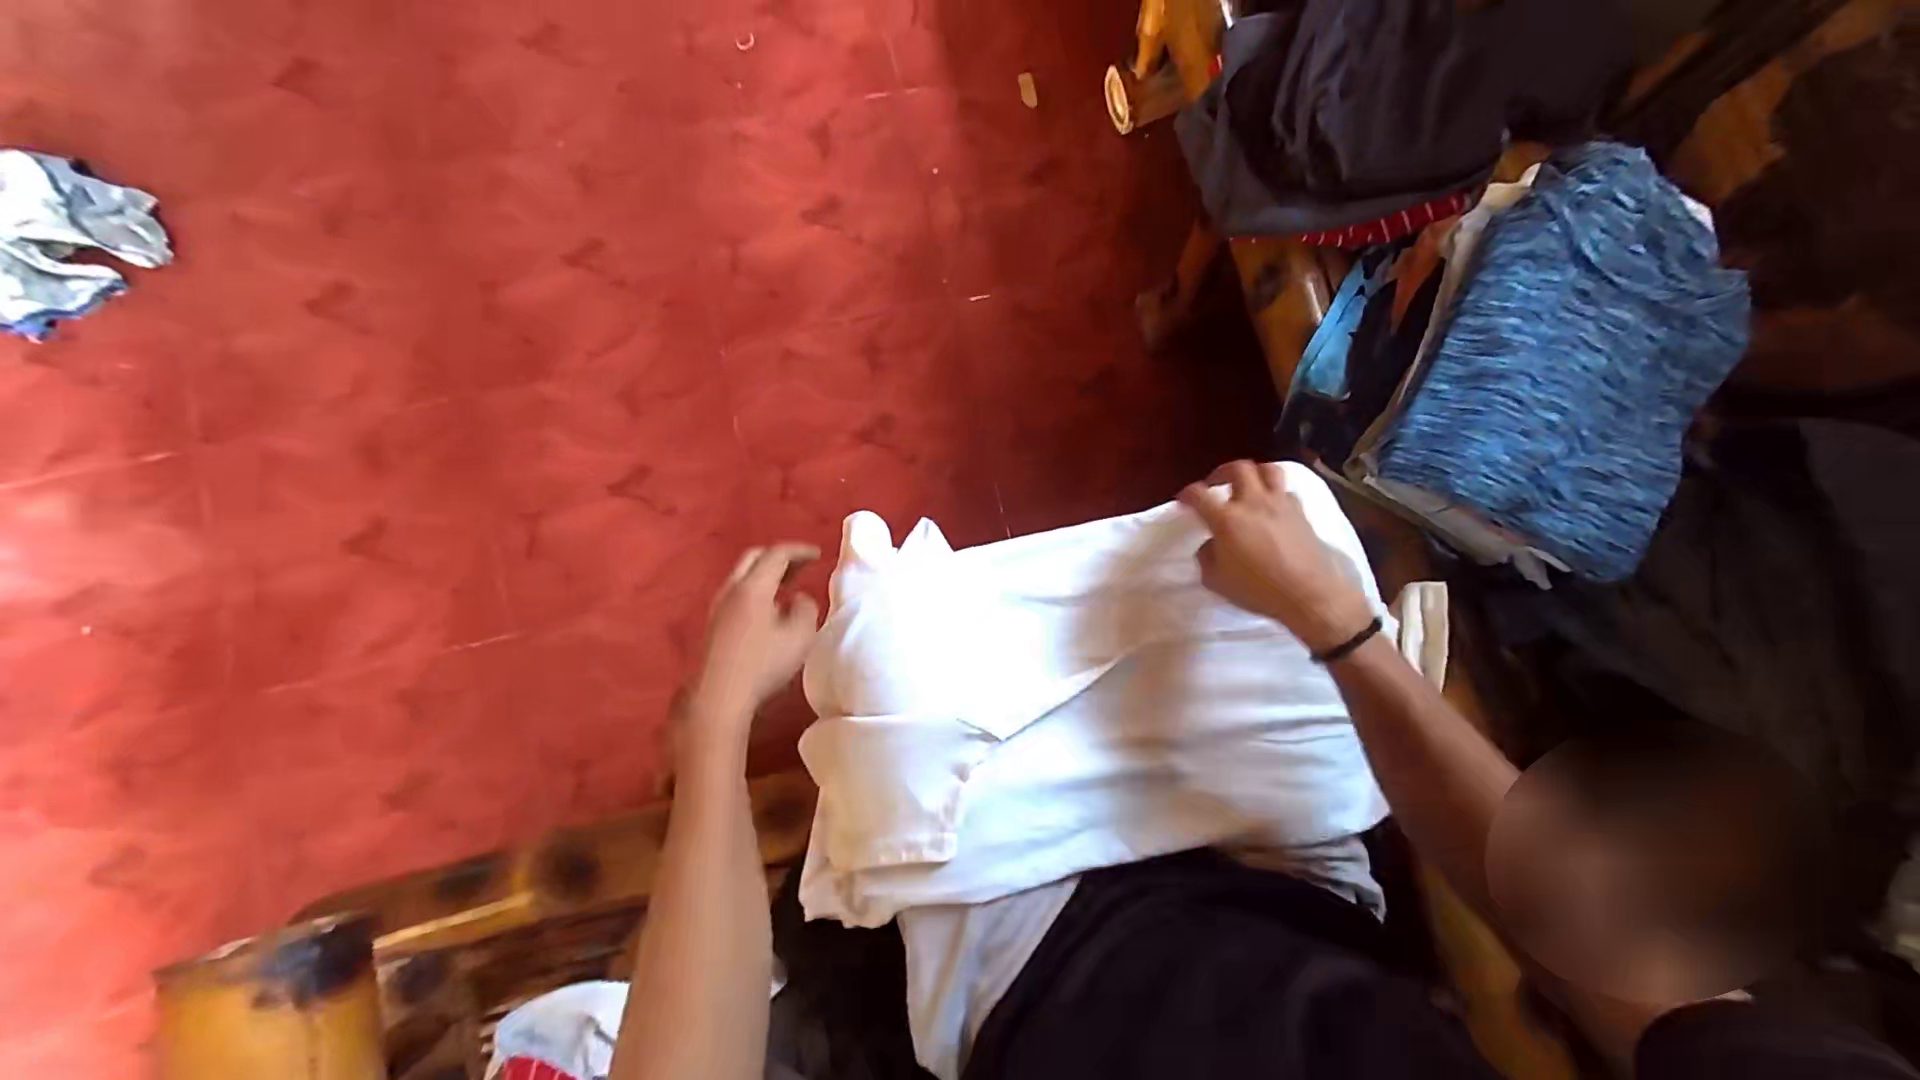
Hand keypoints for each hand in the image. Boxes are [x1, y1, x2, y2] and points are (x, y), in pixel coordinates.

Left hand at [689, 543, 821, 723]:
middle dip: (780, 557)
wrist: (717, 697)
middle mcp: (731, 591)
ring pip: (743, 577)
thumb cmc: (762, 665)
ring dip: (767, 575)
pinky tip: (770, 610)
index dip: (799, 551)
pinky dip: (757, 591)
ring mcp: (718, 608)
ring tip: (789, 586)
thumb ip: (805, 609)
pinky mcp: (713, 626)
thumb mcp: (799, 636)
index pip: (776, 555)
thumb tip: (798, 599)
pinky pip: (738, 595)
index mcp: (752, 587)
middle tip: (802, 565)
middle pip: (754, 559)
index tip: (818, 555)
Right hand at [1177, 461, 1374, 653]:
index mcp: (1226, 519)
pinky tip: (1271, 507)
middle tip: (1214, 484)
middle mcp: (1253, 503)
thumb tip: (1210, 544)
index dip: (1187, 494)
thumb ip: (1206, 556)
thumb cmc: (1257, 589)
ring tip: (1247, 485)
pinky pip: (1286, 491)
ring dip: (1253, 473)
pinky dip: (1275, 493)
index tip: (1183, 500)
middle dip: (1221, 472)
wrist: (1308, 594)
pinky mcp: (1301, 513)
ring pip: (1268, 470)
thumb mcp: (1216, 580)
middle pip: (1238, 469)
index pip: (1199, 495)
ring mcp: (1280, 505)